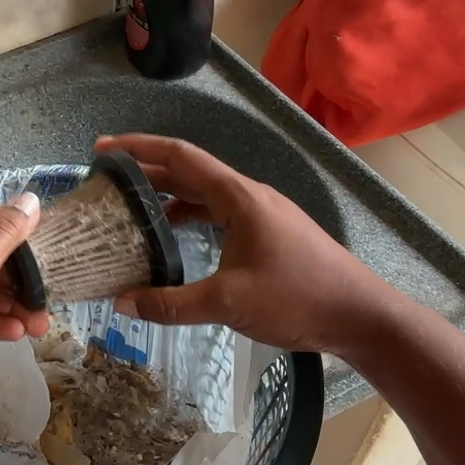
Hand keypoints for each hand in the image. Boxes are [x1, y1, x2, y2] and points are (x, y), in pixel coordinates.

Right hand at [96, 134, 411, 354]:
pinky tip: (174, 235)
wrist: (362, 316)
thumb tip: (121, 303)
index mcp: (238, 196)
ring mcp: (261, 213)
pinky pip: (218, 211)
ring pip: (204, 192)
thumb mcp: (228, 303)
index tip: (102, 150)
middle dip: (146, 171)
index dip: (137, 148)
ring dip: (167, 194)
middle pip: (188, 171)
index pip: (179, 157)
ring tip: (131, 206)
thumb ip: (171, 304)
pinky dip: (189, 215)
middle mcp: (248, 195)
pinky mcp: (269, 232)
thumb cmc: (298, 299)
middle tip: (106, 180)